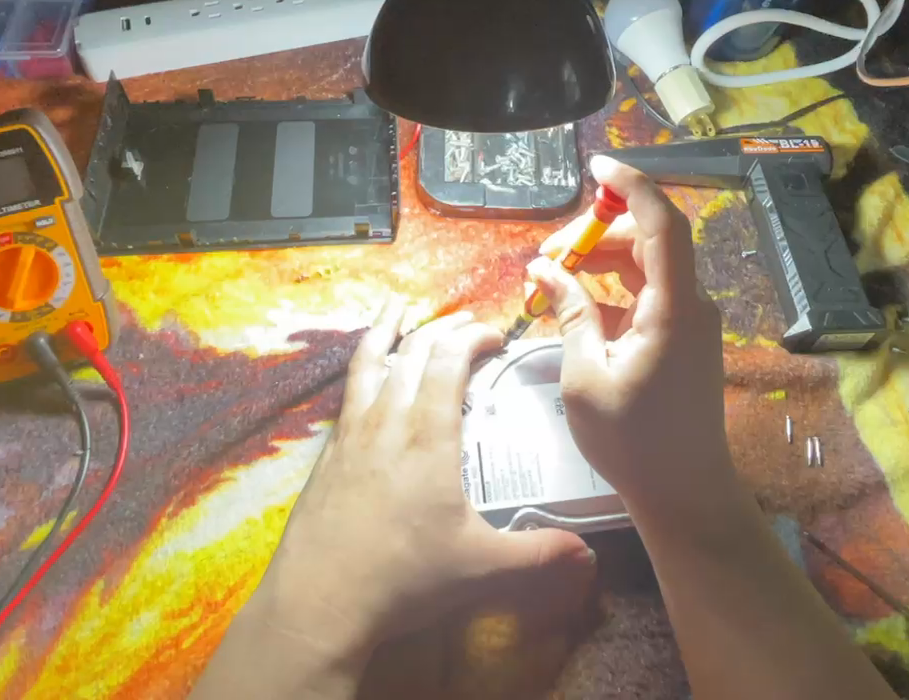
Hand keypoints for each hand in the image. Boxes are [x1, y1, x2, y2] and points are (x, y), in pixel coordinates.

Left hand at [249, 304, 595, 664]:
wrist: (317, 603)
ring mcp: (353, 431)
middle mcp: (389, 419)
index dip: (473, 336)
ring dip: (390, 328)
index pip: (449, 359)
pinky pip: (350, 387)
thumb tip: (590, 556)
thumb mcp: (480, 567)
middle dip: (444, 328)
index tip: (496, 337)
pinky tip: (366, 369)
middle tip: (468, 325)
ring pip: (371, 359)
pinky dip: (363, 362)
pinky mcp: (330, 449)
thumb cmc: (404, 577)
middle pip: (414, 351)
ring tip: (397, 305)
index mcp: (428, 433)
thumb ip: (537, 555)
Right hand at [527, 156, 733, 523]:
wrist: (684, 493)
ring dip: (598, 260)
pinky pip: (645, 292)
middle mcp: (689, 302)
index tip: (595, 165)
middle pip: (645, 239)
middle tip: (545, 255)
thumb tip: (544, 268)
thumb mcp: (585, 373)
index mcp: (672, 307)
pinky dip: (611, 287)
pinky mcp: (680, 335)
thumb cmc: (633, 440)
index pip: (661, 223)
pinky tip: (575, 301)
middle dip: (593, 234)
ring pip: (643, 263)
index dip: (632, 185)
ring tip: (551, 275)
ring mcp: (688, 319)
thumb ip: (570, 311)